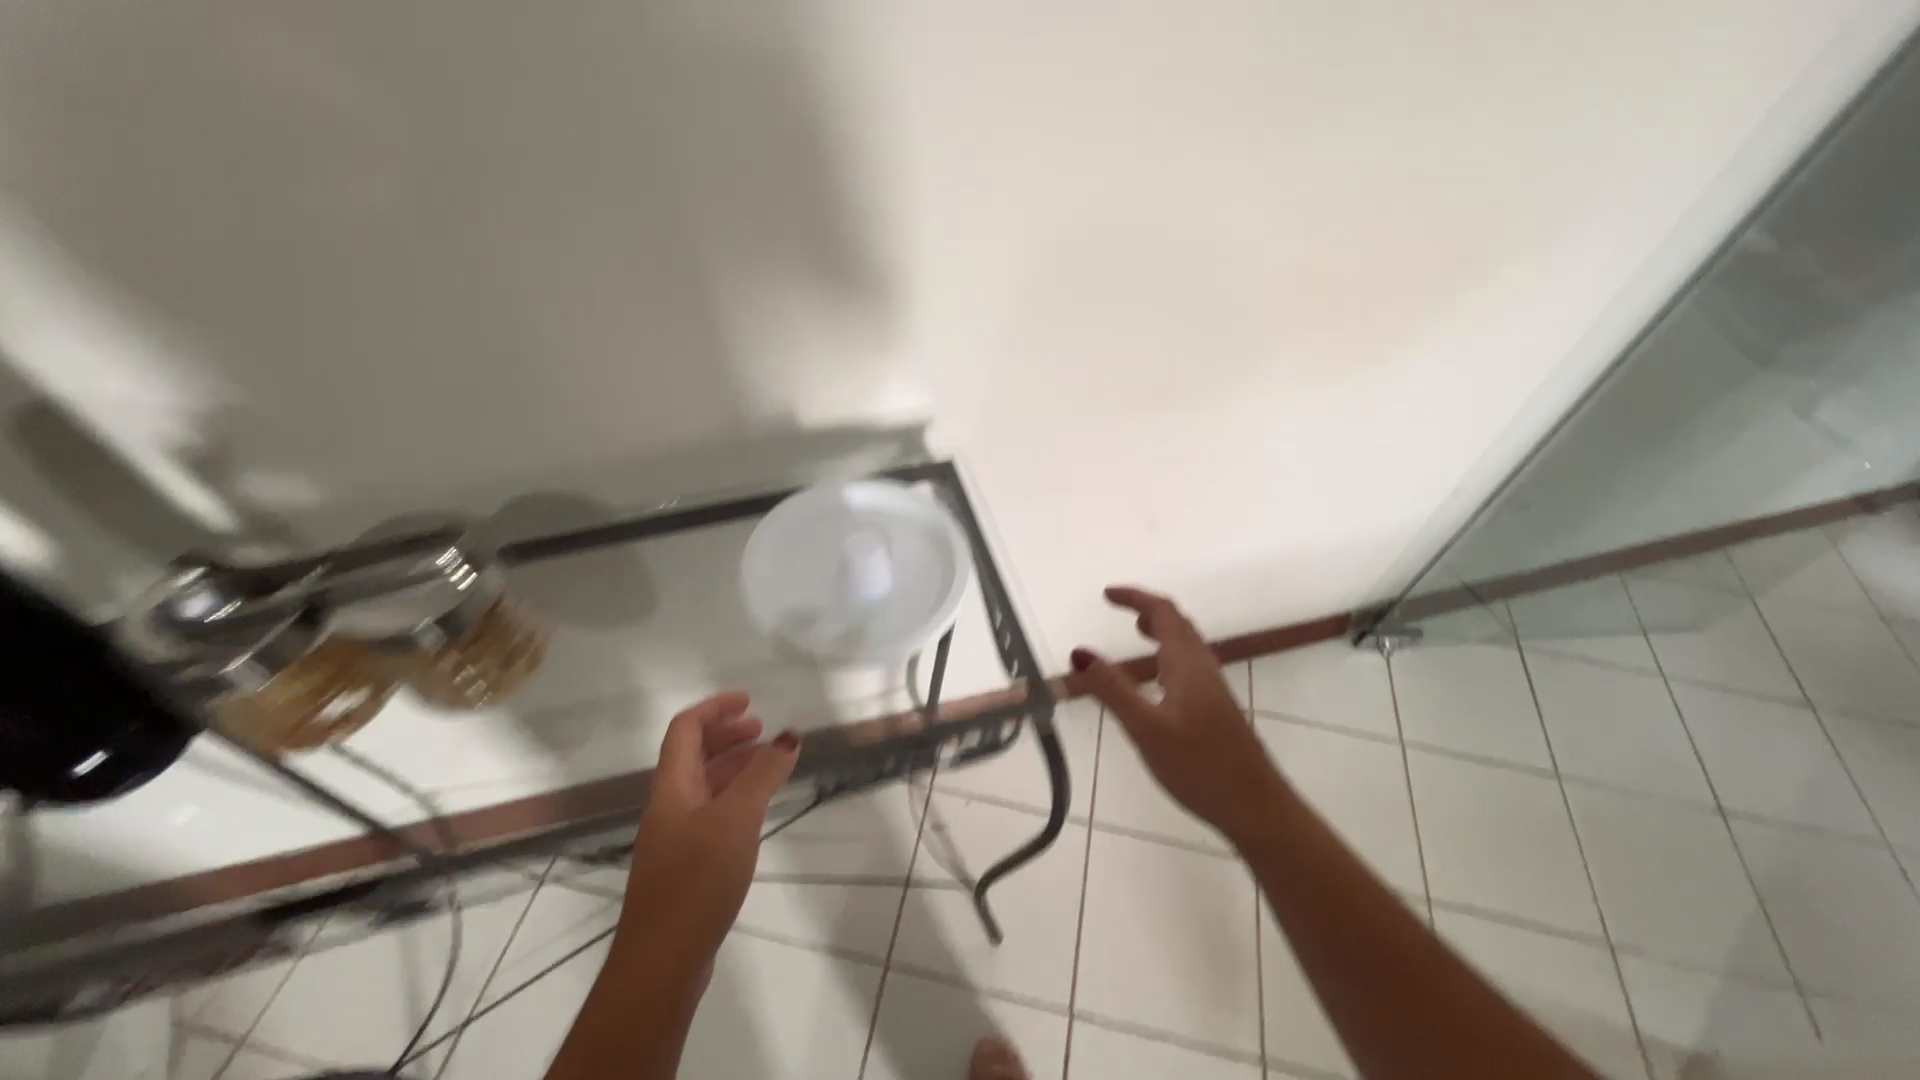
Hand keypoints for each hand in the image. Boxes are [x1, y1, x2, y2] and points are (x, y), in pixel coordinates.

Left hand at [616, 692, 798, 968]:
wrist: (662, 958)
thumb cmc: (697, 879)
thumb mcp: (736, 818)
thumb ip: (763, 775)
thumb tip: (789, 736)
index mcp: (672, 787)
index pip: (686, 729)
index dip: (715, 708)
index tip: (750, 701)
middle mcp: (668, 806)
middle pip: (691, 755)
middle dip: (726, 735)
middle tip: (762, 730)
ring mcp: (674, 837)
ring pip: (702, 786)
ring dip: (732, 766)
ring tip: (767, 764)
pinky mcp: (684, 865)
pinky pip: (709, 813)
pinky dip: (733, 798)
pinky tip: (754, 813)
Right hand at [1072, 586, 1286, 847]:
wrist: (1256, 807)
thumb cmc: (1200, 767)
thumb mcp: (1146, 729)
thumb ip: (1112, 690)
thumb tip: (1080, 652)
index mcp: (1187, 665)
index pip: (1163, 613)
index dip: (1136, 598)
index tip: (1107, 594)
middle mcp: (1203, 670)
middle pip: (1178, 625)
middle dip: (1148, 610)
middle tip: (1118, 608)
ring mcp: (1213, 691)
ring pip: (1186, 647)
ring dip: (1160, 632)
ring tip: (1136, 635)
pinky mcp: (1216, 712)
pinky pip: (1188, 668)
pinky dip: (1167, 658)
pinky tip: (1158, 684)